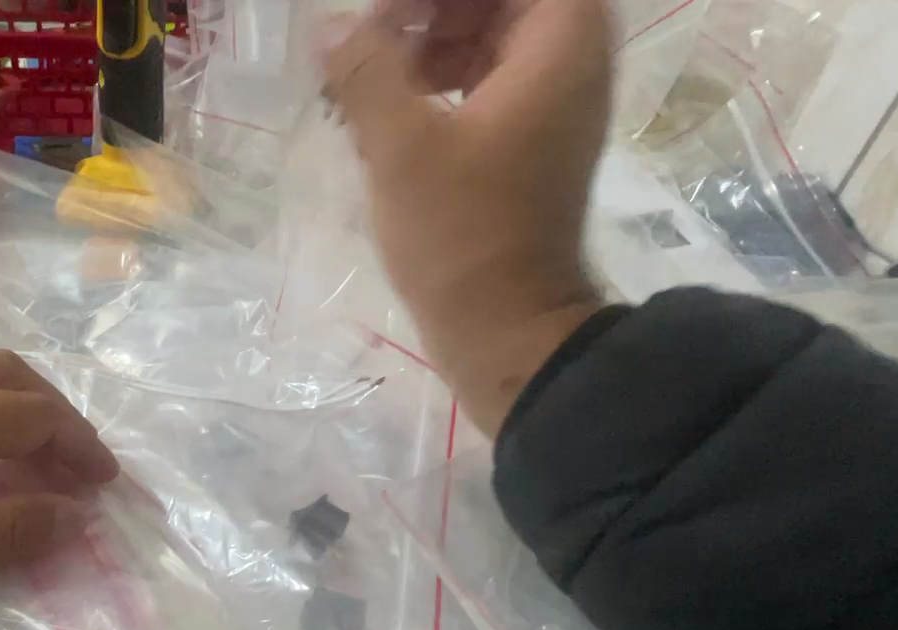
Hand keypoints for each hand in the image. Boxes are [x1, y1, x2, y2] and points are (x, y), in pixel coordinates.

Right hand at [323, 0, 612, 433]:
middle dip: (421, 15)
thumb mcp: (402, 148)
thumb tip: (327, 27)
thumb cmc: (460, 235)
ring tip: (358, 90)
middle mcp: (570, 60)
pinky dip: (431, 94)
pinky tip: (380, 126)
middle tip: (361, 46)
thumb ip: (363, 72)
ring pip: (483, 42)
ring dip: (419, 53)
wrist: (504, 329)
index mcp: (560, 39)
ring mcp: (549, 107)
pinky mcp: (525, 148)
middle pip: (493, 2)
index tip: (376, 16)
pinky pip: (479, 91)